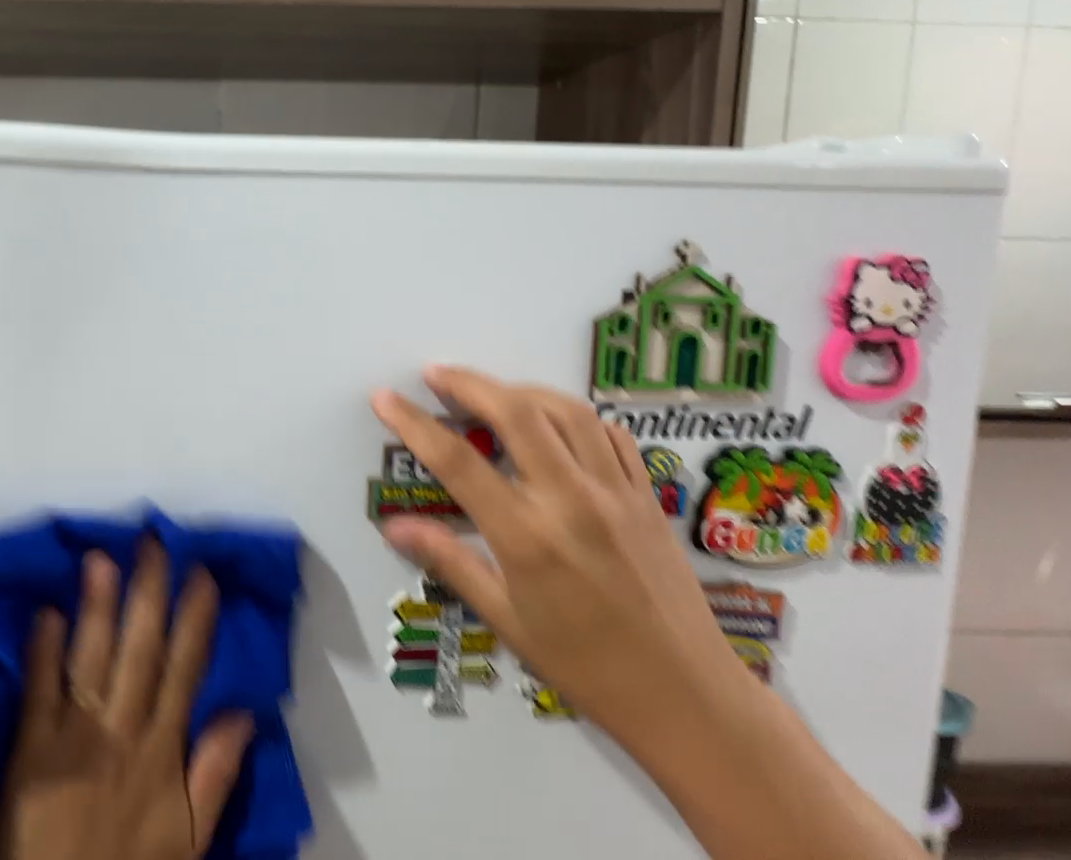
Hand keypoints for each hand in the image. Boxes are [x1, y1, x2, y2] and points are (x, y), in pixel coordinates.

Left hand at [0, 541, 257, 859]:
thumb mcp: (192, 837)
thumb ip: (216, 773)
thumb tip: (244, 712)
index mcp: (163, 750)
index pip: (185, 670)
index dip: (195, 620)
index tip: (202, 573)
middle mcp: (122, 731)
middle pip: (140, 652)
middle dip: (149, 594)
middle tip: (153, 542)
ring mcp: (74, 737)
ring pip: (91, 660)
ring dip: (98, 607)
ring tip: (102, 558)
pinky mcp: (30, 749)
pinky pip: (39, 692)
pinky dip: (43, 652)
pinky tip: (47, 611)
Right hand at [371, 367, 750, 740]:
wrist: (686, 696)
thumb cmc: (584, 667)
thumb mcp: (505, 620)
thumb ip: (450, 561)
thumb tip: (394, 526)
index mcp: (527, 537)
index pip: (457, 462)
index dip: (414, 423)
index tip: (385, 399)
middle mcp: (572, 500)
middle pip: (516, 414)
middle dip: (469, 384)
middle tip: (436, 374)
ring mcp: (616, 492)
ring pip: (566, 412)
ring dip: (521, 391)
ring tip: (491, 392)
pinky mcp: (647, 496)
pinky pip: (610, 434)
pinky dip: (576, 415)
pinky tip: (557, 421)